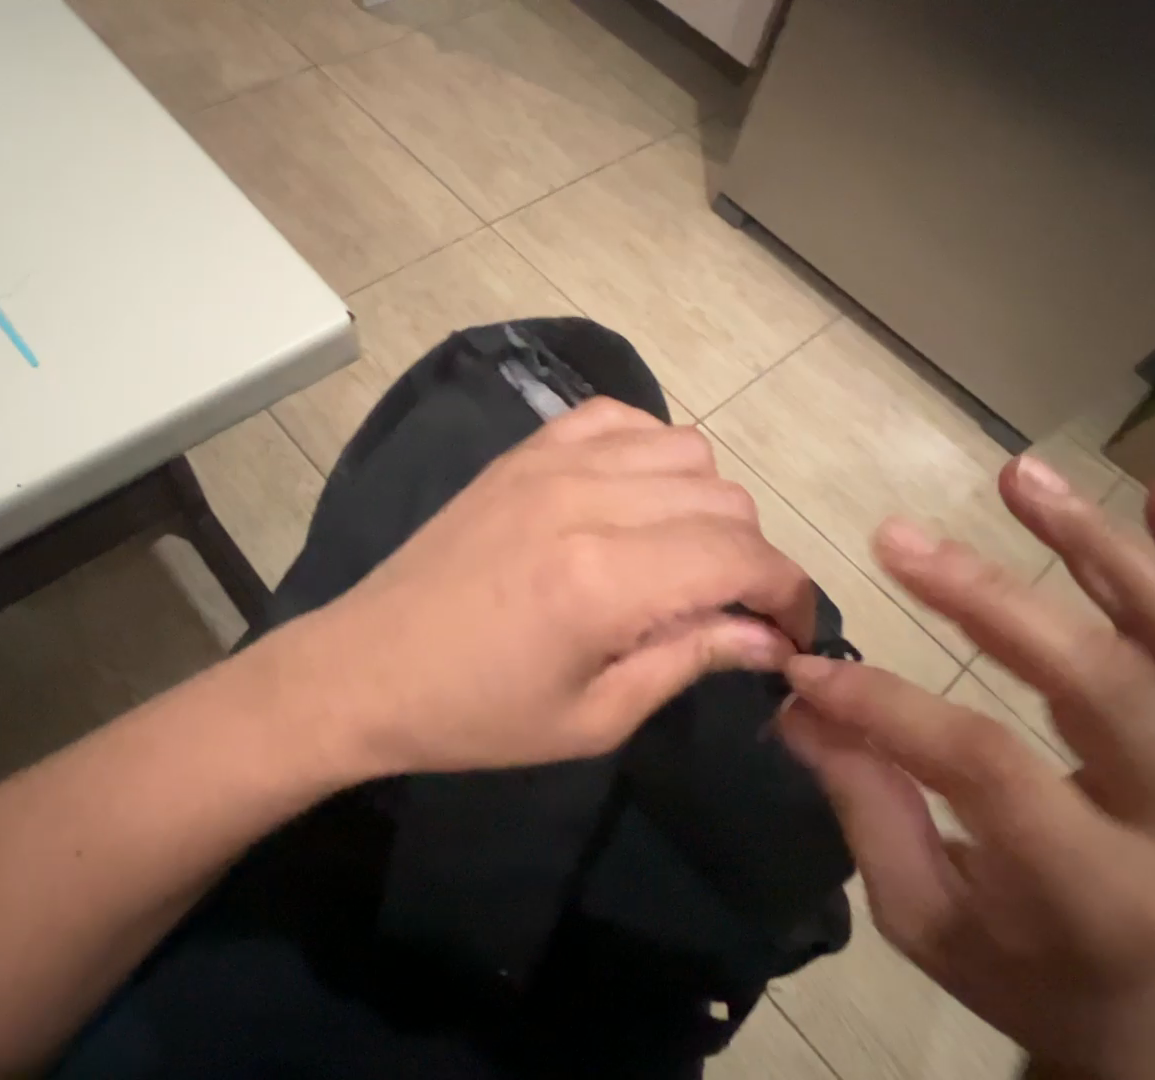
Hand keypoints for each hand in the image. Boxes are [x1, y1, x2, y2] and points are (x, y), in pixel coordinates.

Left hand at [293, 397, 815, 776]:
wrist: (364, 670)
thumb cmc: (476, 716)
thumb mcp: (593, 718)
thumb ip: (690, 660)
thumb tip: (769, 635)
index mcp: (604, 579)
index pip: (744, 557)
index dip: (790, 594)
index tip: (790, 631)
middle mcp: (586, 500)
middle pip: (725, 500)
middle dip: (750, 560)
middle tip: (728, 612)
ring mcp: (550, 463)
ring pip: (686, 451)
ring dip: (706, 506)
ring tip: (680, 558)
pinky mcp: (523, 451)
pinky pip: (620, 418)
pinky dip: (650, 453)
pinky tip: (635, 499)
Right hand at [778, 459, 1154, 1079]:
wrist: (1150, 1019)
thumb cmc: (1016, 975)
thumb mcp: (920, 918)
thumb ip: (865, 806)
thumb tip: (802, 702)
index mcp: (1098, 892)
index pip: (983, 762)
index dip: (884, 704)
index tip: (804, 667)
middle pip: (1101, 682)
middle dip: (989, 600)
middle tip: (898, 540)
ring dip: (1096, 544)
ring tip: (1020, 473)